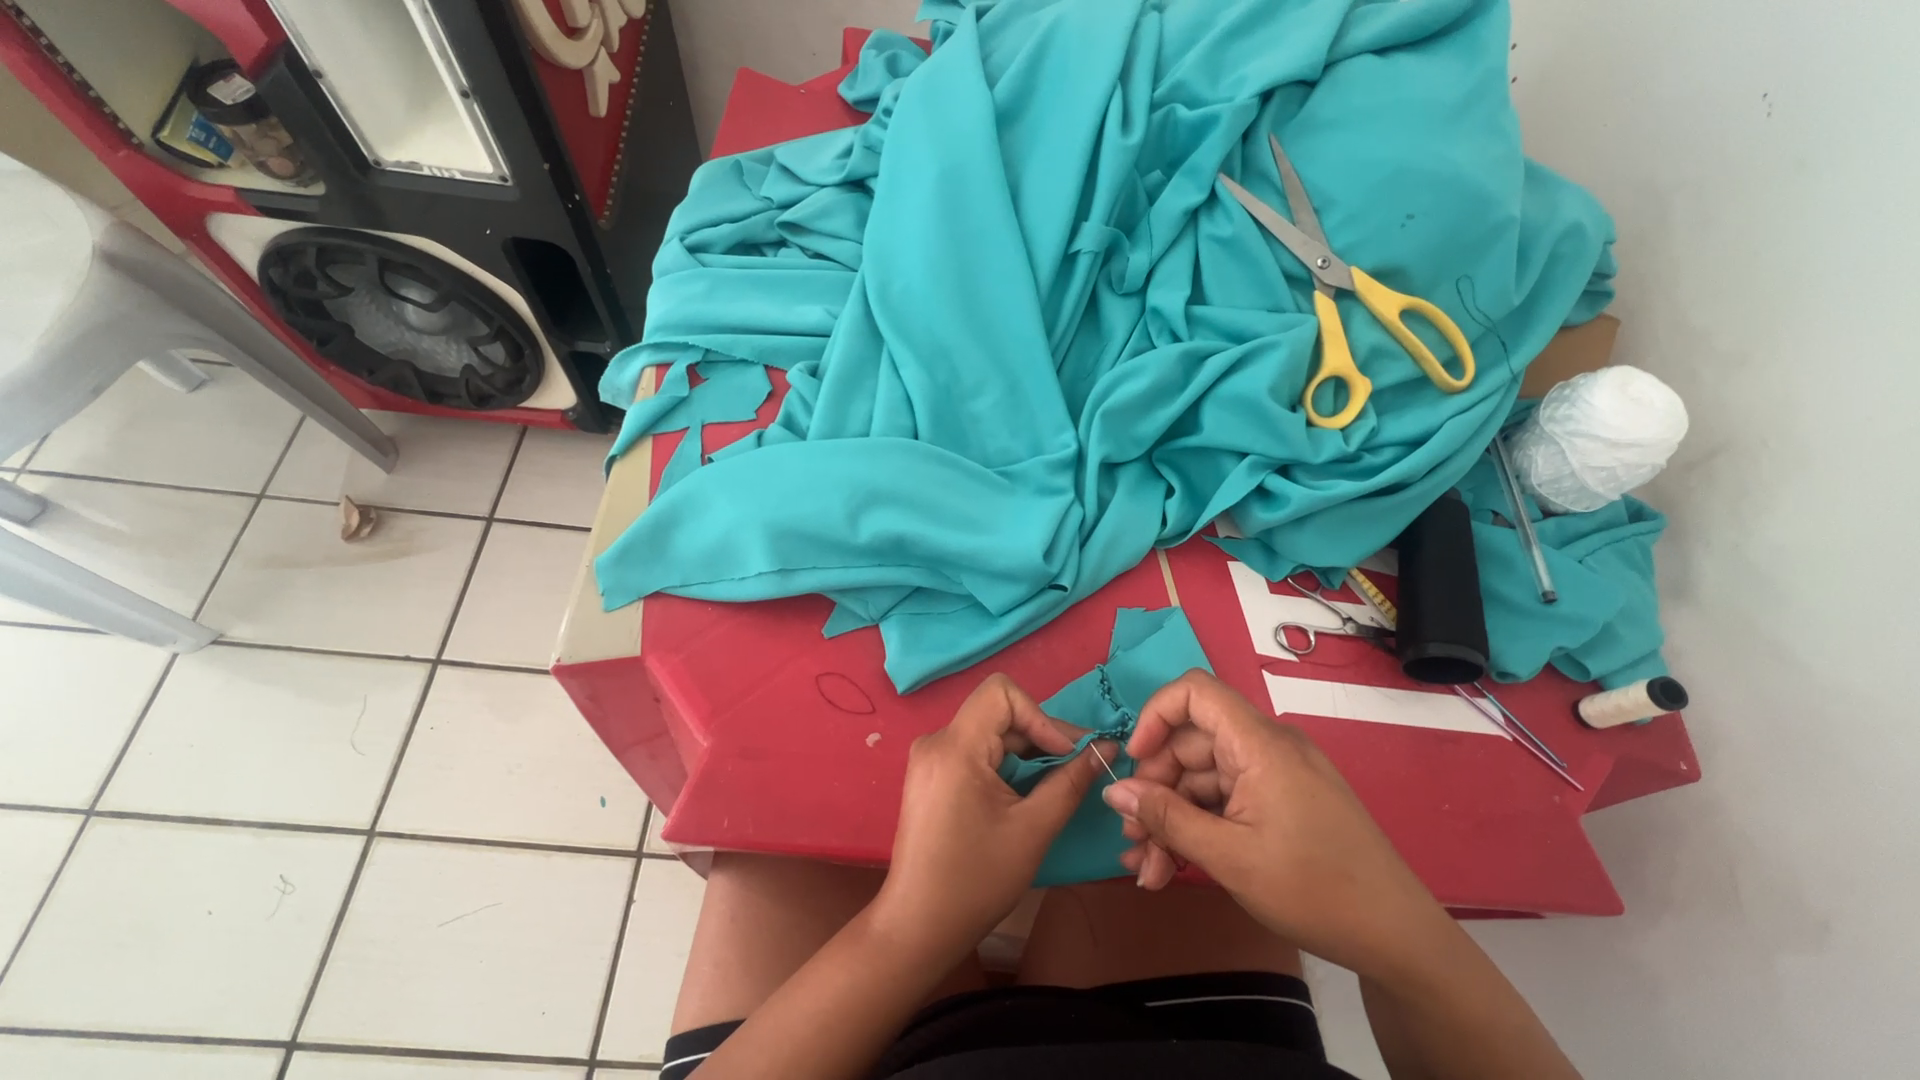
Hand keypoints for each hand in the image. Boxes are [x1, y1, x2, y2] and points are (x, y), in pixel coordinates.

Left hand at [871, 674, 1107, 963]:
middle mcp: (936, 742)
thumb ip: (1070, 782)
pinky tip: (1023, 796)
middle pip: (998, 713)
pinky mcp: (930, 777)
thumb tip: (1105, 749)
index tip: (1065, 755)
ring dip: (1026, 753)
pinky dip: (1005, 765)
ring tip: (1054, 786)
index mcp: (955, 747)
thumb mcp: (1033, 829)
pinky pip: (975, 752)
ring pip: (989, 733)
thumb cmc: (976, 879)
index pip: (1002, 693)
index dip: (1041, 716)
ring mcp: (929, 759)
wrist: (919, 925)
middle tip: (1077, 770)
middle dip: (1041, 736)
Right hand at [1103, 670, 1452, 981]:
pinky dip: (1199, 829)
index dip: (1155, 716)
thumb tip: (1114, 791)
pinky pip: (1226, 801)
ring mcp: (1276, 776)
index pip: (1195, 692)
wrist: (1396, 937)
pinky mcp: (1282, 803)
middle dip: (1155, 790)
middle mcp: (1268, 748)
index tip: (1133, 764)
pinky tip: (1173, 867)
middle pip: (1192, 745)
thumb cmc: (1314, 889)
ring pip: (1204, 780)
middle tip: (1132, 840)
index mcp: (1260, 744)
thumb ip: (1167, 819)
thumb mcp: (1229, 857)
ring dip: (1171, 820)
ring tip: (1148, 869)